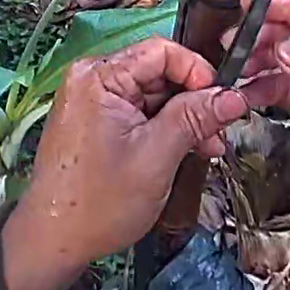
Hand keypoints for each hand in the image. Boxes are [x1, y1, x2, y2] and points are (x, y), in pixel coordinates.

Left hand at [2, 38, 249, 289]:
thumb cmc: (100, 201)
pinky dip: (162, 127)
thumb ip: (195, 118)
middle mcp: (91, 77)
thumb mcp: (157, 156)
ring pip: (152, 93)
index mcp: (99, 75)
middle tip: (218, 134)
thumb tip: (234, 95)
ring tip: (206, 148)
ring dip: (182, 117)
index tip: (223, 100)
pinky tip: (183, 149)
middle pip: (158, 71)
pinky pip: (138, 109)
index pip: (161, 50)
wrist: (55, 239)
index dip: (197, 72)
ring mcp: (91, 97)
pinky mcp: (94, 117)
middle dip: (193, 100)